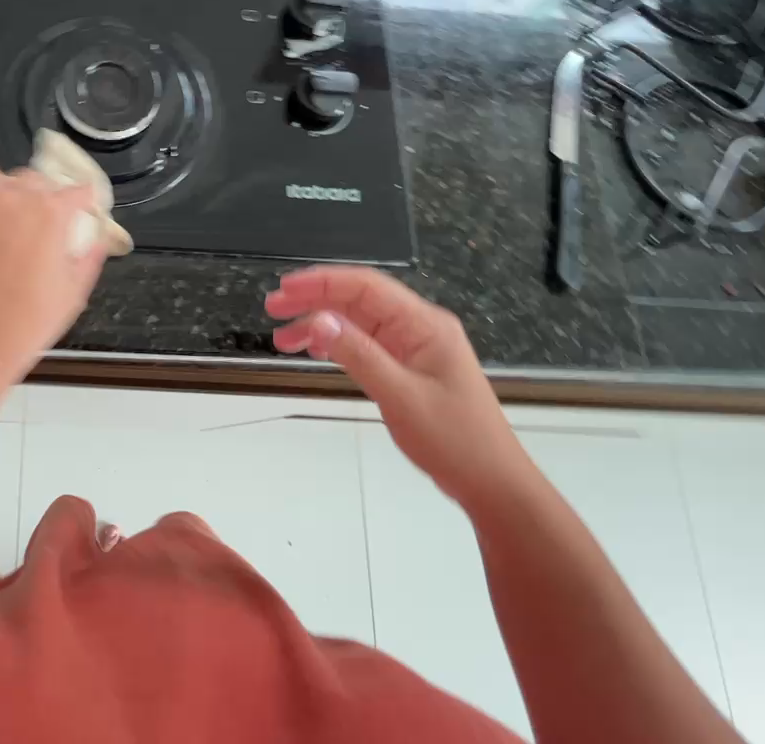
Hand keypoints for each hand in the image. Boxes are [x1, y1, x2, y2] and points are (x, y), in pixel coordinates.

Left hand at [0, 166, 105, 366]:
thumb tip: (99, 240)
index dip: (83, 201)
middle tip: (44, 219)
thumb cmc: (30, 320)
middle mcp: (12, 199)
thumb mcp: (75, 290)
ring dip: (4, 189)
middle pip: (34, 179)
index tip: (83, 210)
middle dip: (44, 194)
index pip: (76, 190)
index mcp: (50, 213)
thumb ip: (91, 256)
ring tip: (7, 213)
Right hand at [265, 266, 538, 508]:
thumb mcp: (400, 396)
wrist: (492, 483)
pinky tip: (313, 351)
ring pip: (358, 322)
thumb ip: (358, 354)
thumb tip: (318, 319)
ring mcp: (413, 347)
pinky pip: (365, 344)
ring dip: (320, 324)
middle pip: (358, 300)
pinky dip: (336, 344)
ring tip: (282, 339)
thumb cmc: (454, 440)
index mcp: (423, 324)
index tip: (285, 289)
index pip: (365, 287)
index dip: (322, 282)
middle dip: (314, 300)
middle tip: (273, 309)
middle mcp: (418, 327)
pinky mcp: (408, 368)